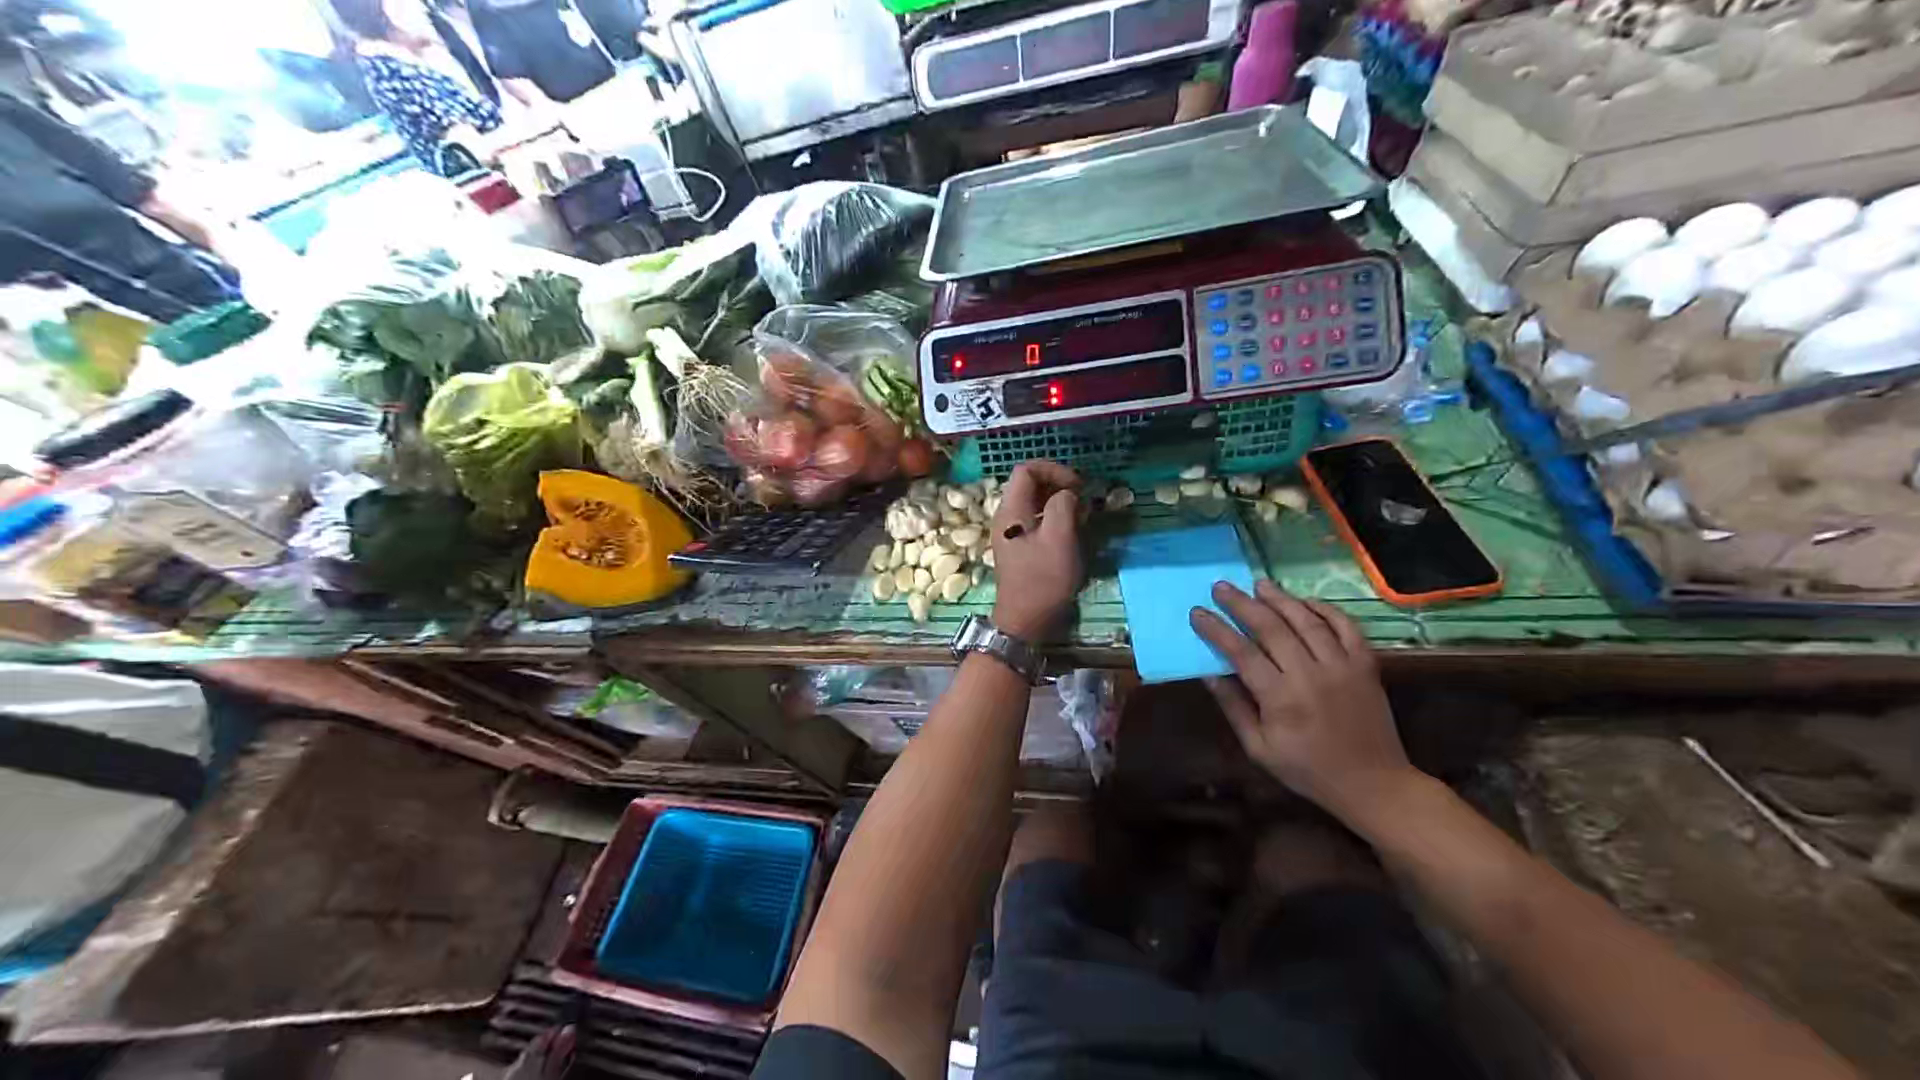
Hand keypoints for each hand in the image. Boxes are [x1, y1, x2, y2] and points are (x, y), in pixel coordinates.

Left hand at [989, 461, 1082, 640]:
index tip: (1077, 485)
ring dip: (1058, 502)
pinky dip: (1053, 518)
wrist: (1025, 620)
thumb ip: (1063, 506)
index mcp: (1010, 510)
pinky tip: (1071, 531)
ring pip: (1034, 503)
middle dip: (1058, 485)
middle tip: (1082, 499)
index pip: (1026, 470)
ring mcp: (1011, 533)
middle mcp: (1006, 517)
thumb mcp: (1060, 538)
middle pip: (1029, 484)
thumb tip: (1067, 493)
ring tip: (1081, 516)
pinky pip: (1035, 520)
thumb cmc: (1043, 579)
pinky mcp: (1019, 547)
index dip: (1053, 469)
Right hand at [1189, 580, 1414, 821]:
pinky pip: (1346, 627)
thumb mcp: (1259, 748)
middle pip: (1271, 628)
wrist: (1374, 784)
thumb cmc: (1308, 769)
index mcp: (1281, 698)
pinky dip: (1325, 609)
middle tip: (1221, 587)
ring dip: (1280, 599)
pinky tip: (1305, 601)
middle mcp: (1311, 675)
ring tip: (1259, 584)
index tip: (1198, 613)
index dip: (1216, 629)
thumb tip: (1209, 673)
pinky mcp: (1366, 665)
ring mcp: (1342, 666)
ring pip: (1307, 621)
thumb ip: (1234, 707)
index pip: (1241, 652)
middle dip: (1242, 604)